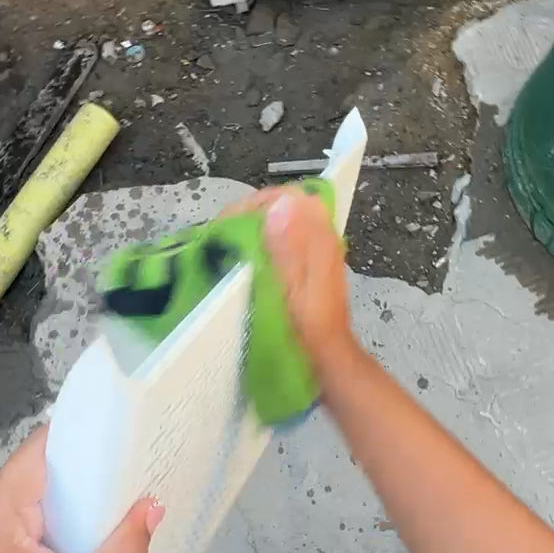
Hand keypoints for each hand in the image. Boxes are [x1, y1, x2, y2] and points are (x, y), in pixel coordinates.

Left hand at [0, 425, 163, 552]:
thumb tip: (152, 509)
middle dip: (95, 476)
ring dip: (80, 504)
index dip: (94, 437)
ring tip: (117, 520)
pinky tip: (86, 545)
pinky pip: (35, 512)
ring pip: (46, 490)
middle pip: (52, 464)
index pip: (51, 441)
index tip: (133, 442)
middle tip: (136, 489)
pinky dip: (63, 522)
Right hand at [222, 187, 362, 374]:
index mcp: (319, 237)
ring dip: (257, 225)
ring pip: (285, 219)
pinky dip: (265, 240)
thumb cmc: (308, 327)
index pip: (288, 197)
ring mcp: (318, 248)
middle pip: (286, 204)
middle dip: (253, 213)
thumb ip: (287, 246)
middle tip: (225, 234)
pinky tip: (248, 257)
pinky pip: (286, 237)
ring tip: (231, 243)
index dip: (255, 203)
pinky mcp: (312, 262)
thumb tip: (280, 204)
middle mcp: (321, 236)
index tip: (230, 223)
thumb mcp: (293, 287)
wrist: (327, 356)